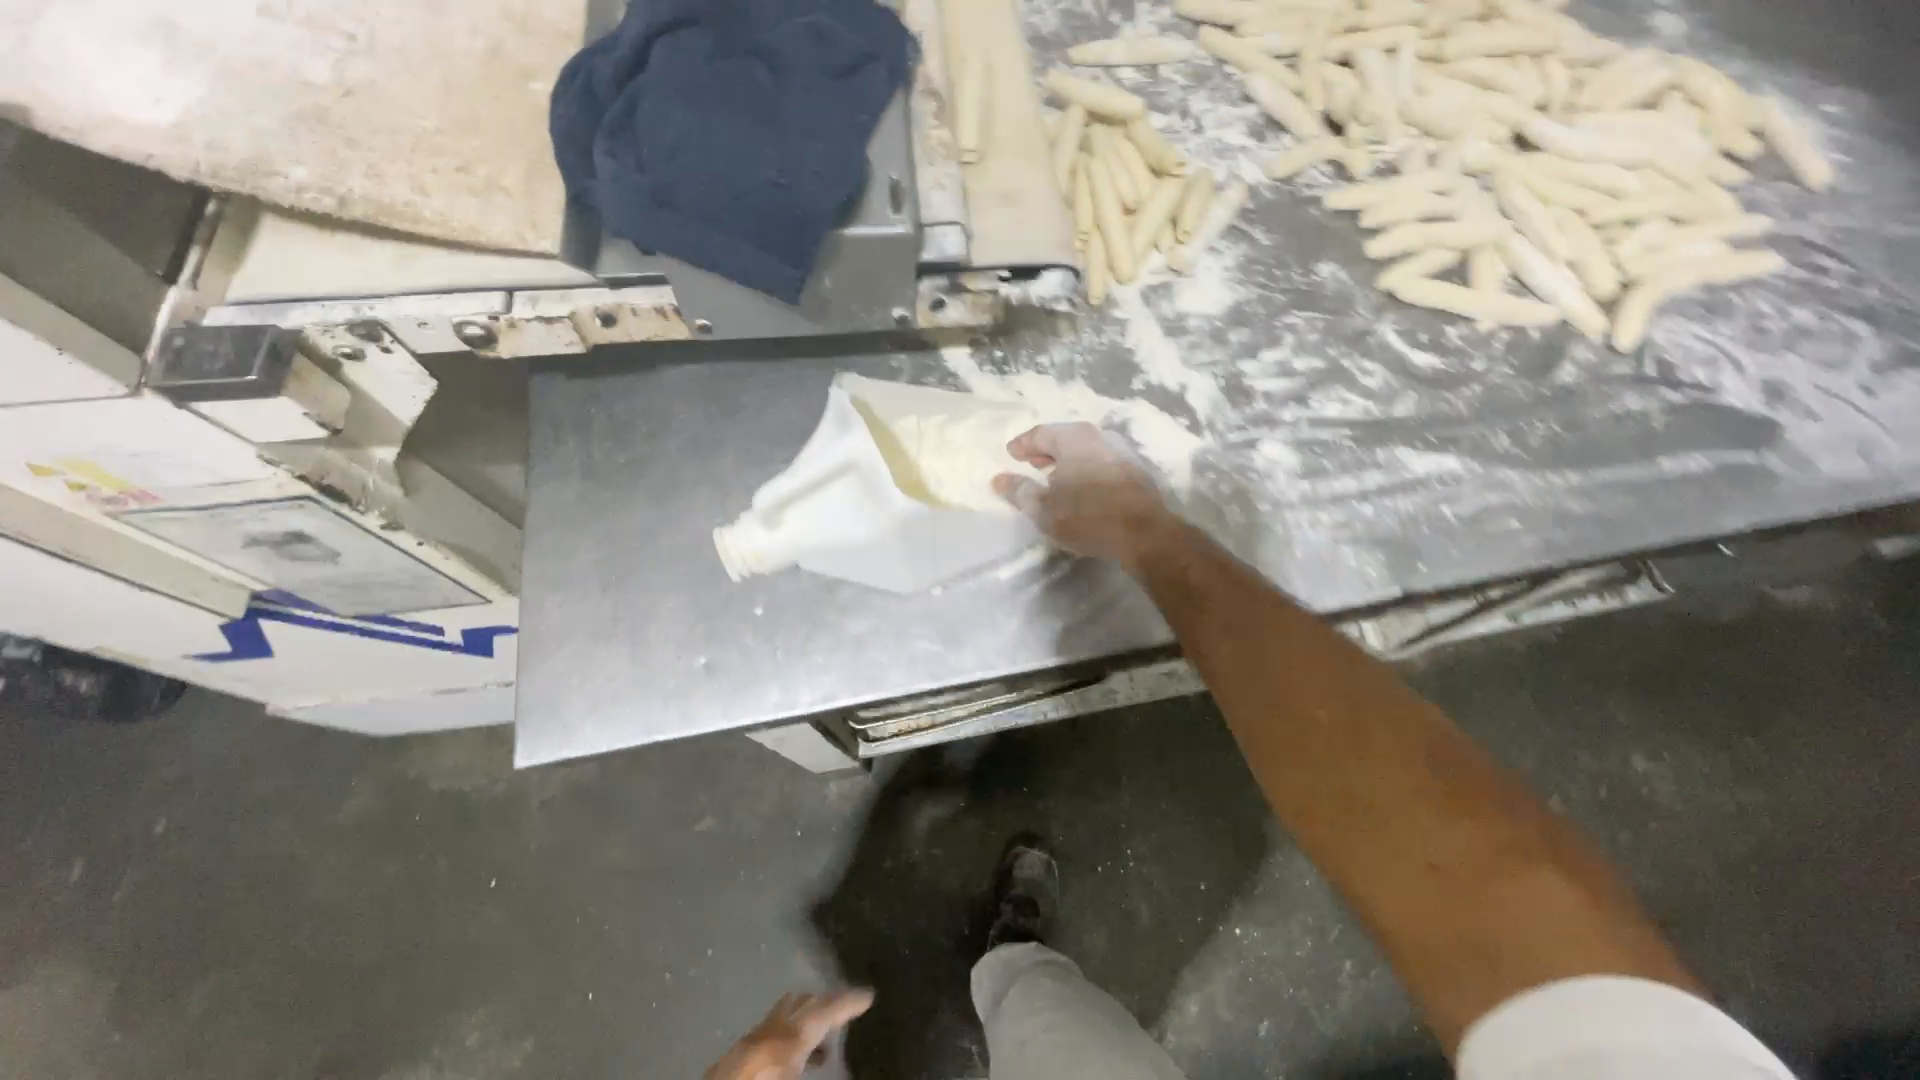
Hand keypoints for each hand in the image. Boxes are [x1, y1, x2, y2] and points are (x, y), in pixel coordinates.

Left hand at [703, 989, 873, 1079]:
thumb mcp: (795, 1067)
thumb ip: (819, 1061)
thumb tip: (838, 1058)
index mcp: (790, 1038)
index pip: (827, 1010)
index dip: (850, 1001)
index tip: (869, 994)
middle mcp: (770, 1029)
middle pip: (803, 1001)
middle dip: (827, 1003)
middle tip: (847, 1011)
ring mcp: (751, 1038)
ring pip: (784, 1011)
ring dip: (806, 1017)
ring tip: (825, 1042)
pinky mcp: (737, 1053)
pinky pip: (770, 1030)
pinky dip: (789, 1033)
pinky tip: (794, 1059)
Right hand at [992, 422, 1180, 568]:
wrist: (1144, 534)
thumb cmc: (1087, 517)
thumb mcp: (1043, 509)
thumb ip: (1019, 491)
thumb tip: (999, 479)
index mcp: (1073, 438)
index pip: (1040, 434)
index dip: (1023, 444)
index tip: (1011, 454)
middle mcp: (1099, 437)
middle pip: (1065, 438)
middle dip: (1046, 451)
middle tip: (1032, 463)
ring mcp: (1122, 452)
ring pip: (1086, 451)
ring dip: (1068, 462)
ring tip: (1056, 478)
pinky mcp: (1137, 472)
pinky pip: (1102, 464)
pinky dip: (1087, 470)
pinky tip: (1084, 489)